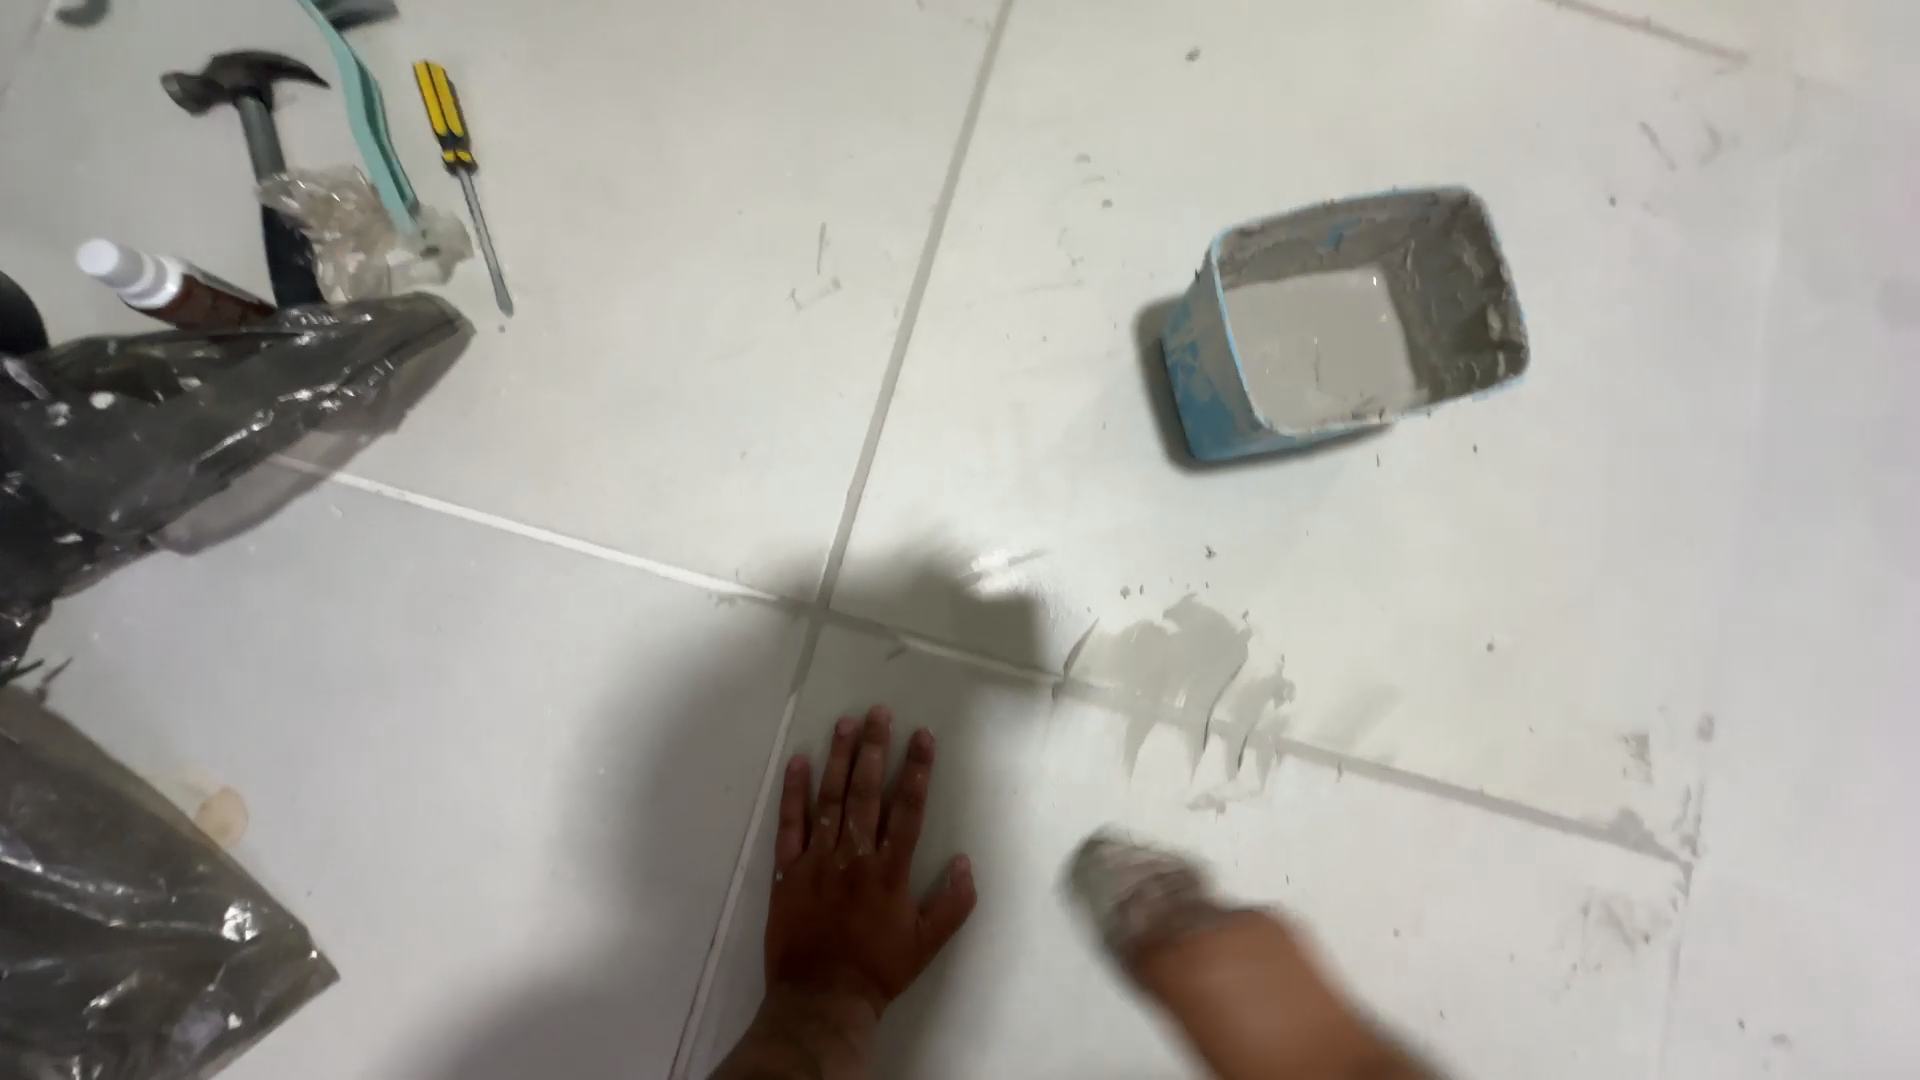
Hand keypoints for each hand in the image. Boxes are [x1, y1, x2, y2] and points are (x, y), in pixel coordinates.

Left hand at [764, 705, 976, 1017]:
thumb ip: (953, 903)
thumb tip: (966, 861)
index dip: (917, 769)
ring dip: (839, 758)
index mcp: (890, 870)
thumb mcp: (927, 944)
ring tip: (846, 723)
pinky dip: (793, 791)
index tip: (922, 736)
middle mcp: (854, 855)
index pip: (908, 809)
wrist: (820, 999)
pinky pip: (790, 823)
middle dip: (874, 748)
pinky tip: (798, 761)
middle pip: (866, 792)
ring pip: (830, 798)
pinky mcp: (789, 869)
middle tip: (879, 712)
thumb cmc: (877, 970)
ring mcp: (818, 859)